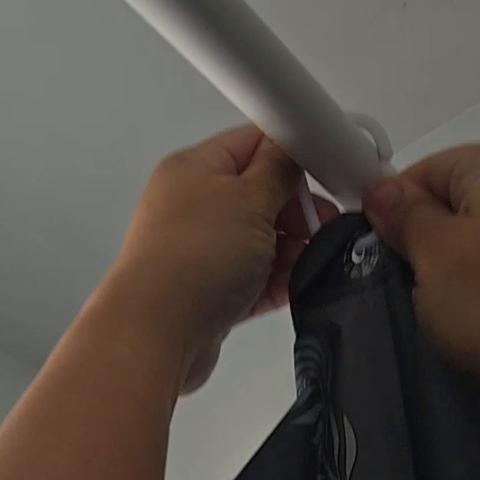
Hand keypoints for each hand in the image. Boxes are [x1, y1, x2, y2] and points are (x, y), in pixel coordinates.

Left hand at [97, 125, 336, 392]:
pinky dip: (274, 283)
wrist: (157, 335)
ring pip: (257, 245)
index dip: (291, 157)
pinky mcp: (207, 296)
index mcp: (193, 170)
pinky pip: (251, 282)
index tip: (323, 172)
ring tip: (308, 259)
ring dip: (288, 251)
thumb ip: (278, 171)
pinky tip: (294, 284)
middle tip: (318, 224)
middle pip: (259, 198)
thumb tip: (290, 155)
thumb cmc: (186, 264)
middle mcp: (191, 211)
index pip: (252, 144)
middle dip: (295, 212)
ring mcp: (198, 255)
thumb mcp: (250, 199)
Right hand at [362, 143, 479, 402]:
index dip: (394, 204)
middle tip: (407, 278)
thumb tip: (381, 190)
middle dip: (428, 232)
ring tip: (444, 300)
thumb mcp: (432, 255)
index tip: (376, 247)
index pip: (431, 166)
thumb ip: (403, 215)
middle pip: (462, 194)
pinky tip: (479, 308)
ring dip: (458, 258)